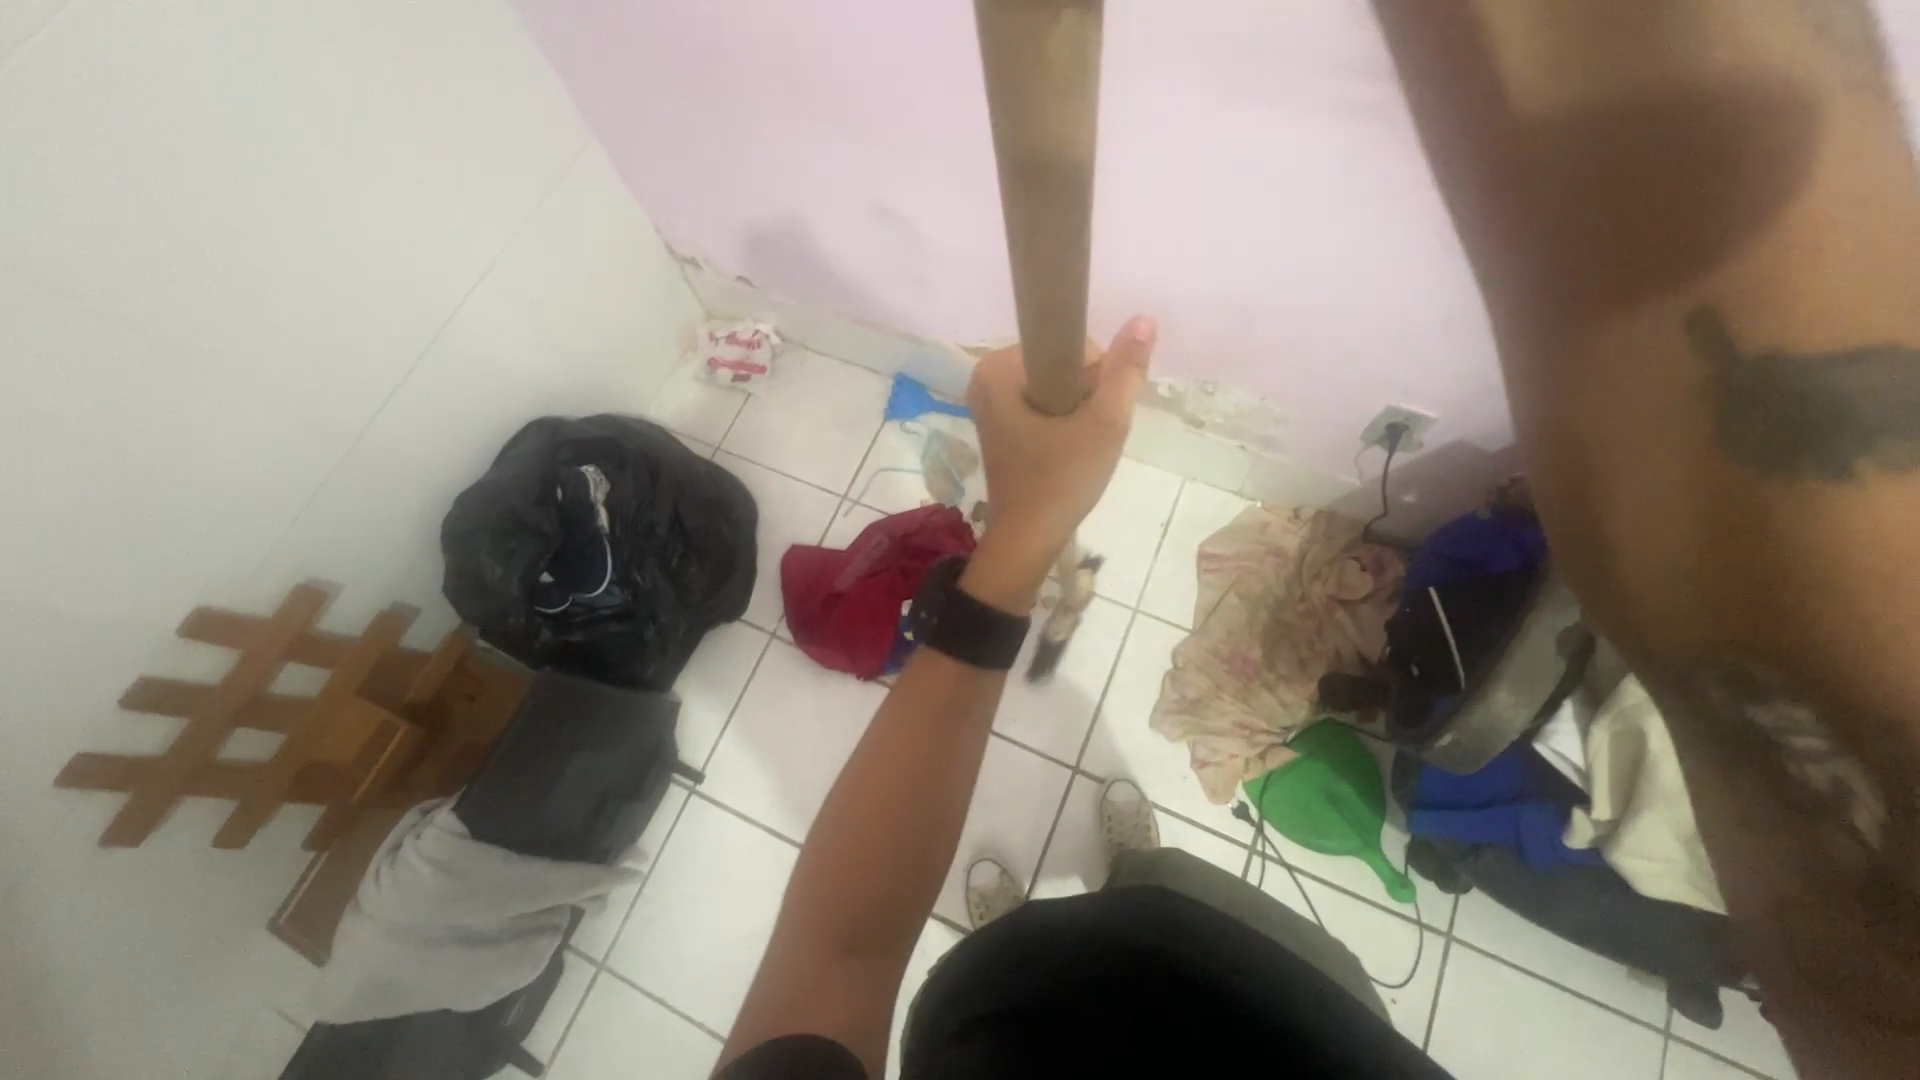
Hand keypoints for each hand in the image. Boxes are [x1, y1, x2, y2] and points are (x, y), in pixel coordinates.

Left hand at [960, 316, 1157, 610]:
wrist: (1028, 539)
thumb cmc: (1062, 481)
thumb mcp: (1105, 423)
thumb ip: (1125, 370)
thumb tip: (1145, 318)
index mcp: (997, 367)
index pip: (1069, 346)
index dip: (1094, 377)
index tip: (1090, 416)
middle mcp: (985, 377)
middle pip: (1062, 364)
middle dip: (1084, 396)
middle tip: (1082, 437)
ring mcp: (989, 402)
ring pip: (1057, 384)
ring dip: (1077, 411)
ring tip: (1074, 446)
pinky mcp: (999, 424)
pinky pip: (1044, 402)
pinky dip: (1062, 421)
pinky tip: (1065, 450)